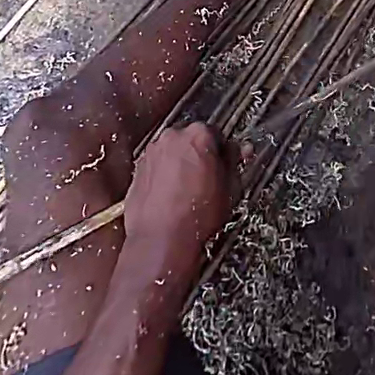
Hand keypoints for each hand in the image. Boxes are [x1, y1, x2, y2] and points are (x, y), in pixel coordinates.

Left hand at [124, 123, 229, 276]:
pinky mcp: (138, 168)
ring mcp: (152, 152)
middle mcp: (173, 137)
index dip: (221, 153)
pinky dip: (163, 175)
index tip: (223, 166)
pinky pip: (156, 166)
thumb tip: (237, 150)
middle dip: (198, 155)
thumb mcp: (229, 187)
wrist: (161, 239)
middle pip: (191, 140)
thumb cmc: (196, 215)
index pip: (216, 134)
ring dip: (179, 165)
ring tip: (186, 192)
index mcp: (200, 135)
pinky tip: (170, 196)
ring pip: (172, 153)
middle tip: (206, 180)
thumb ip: (233, 161)